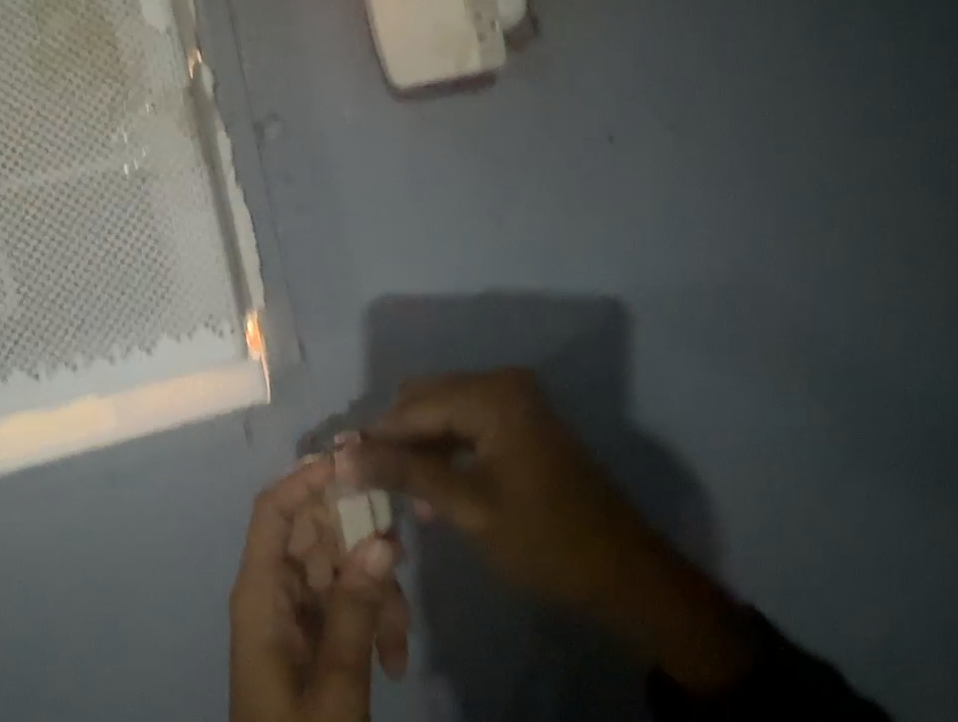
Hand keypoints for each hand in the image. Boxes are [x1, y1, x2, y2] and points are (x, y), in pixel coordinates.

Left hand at [230, 456, 410, 721]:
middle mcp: (273, 591)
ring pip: (339, 566)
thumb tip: (381, 539)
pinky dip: (373, 618)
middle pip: (314, 532)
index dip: (307, 478)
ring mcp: (294, 612)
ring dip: (377, 591)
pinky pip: (345, 602)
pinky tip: (396, 659)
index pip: (273, 511)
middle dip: (361, 540)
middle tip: (405, 552)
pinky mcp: (312, 634)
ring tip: (400, 638)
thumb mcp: (334, 684)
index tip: (358, 461)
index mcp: (260, 593)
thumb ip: (356, 609)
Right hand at [351, 368, 758, 691]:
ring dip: (417, 448)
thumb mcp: (466, 507)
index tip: (334, 464)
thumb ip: (403, 473)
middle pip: (424, 401)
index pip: (412, 407)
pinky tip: (428, 491)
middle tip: (365, 481)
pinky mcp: (519, 423)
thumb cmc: (543, 540)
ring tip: (394, 493)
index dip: (372, 437)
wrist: (622, 573)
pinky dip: (442, 452)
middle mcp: (501, 384)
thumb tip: (341, 455)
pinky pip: (464, 425)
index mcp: (491, 395)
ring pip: (441, 414)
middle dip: (394, 439)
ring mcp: (514, 402)